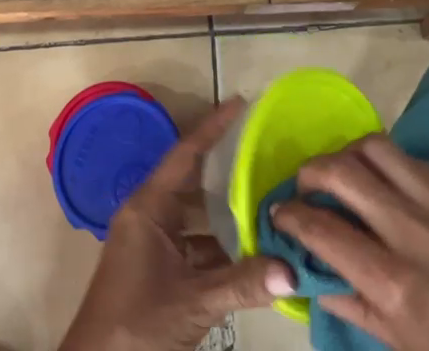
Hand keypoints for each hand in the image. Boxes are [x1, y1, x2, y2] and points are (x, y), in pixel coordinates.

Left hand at [59, 98, 297, 350]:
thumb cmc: (134, 326)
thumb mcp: (192, 303)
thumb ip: (242, 283)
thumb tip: (293, 269)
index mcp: (148, 209)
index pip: (185, 155)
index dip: (213, 127)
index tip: (241, 102)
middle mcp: (148, 216)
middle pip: (192, 180)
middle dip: (227, 166)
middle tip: (265, 150)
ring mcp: (151, 243)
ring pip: (196, 215)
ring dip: (228, 211)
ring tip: (269, 198)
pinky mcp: (157, 268)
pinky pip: (194, 243)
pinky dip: (221, 244)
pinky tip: (253, 250)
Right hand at [272, 135, 428, 350]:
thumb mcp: (395, 340)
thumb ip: (347, 300)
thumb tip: (307, 269)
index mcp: (393, 282)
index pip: (322, 229)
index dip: (291, 216)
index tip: (279, 213)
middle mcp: (411, 233)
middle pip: (343, 172)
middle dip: (310, 172)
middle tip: (303, 185)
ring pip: (374, 148)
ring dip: (344, 154)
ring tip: (338, 172)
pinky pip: (405, 157)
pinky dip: (381, 161)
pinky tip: (378, 180)